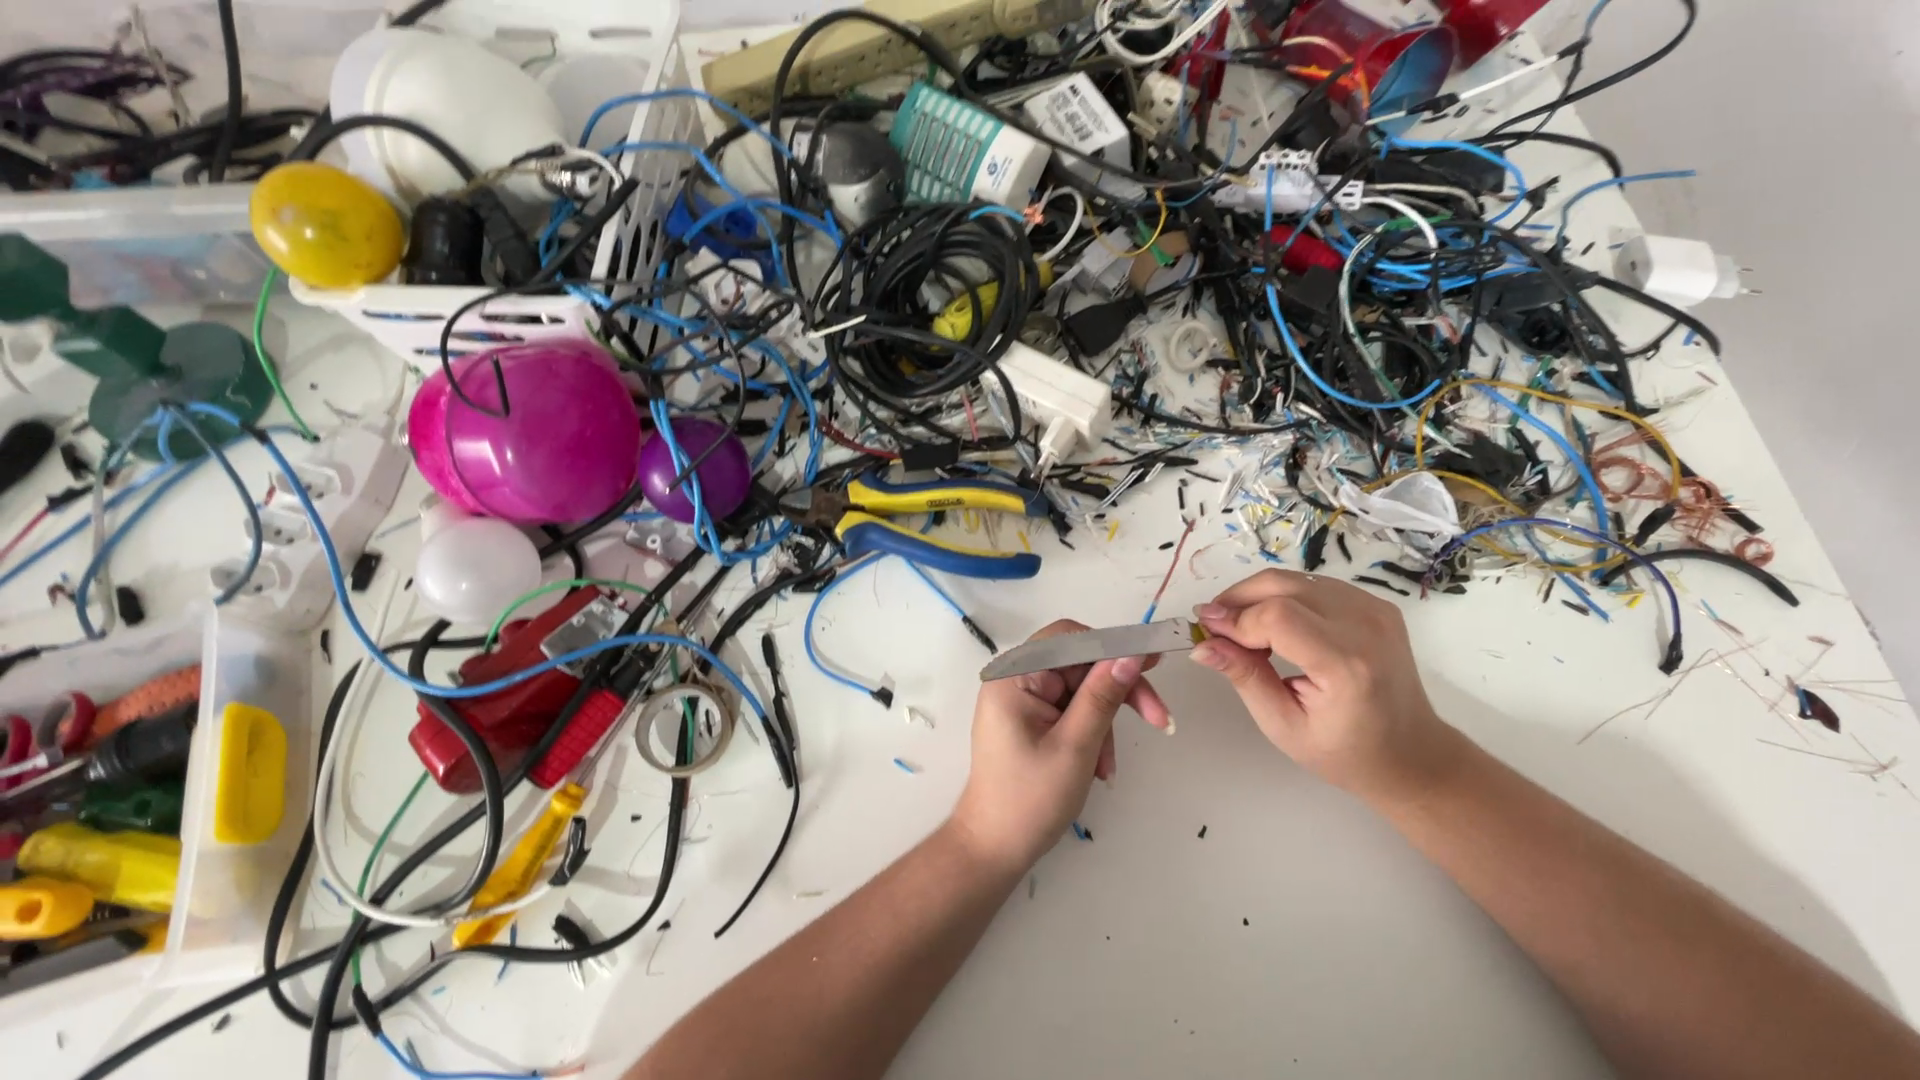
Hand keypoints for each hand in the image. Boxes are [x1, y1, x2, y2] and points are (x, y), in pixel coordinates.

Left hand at [949, 619, 1172, 873]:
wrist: (994, 848)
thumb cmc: (1029, 800)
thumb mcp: (1075, 746)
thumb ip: (1103, 696)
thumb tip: (1131, 654)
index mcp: (1013, 678)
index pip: (1068, 639)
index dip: (1113, 645)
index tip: (1154, 661)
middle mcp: (1014, 680)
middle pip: (1080, 665)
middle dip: (1117, 693)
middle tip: (1159, 719)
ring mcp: (1022, 701)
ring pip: (1082, 691)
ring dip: (1106, 723)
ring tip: (1108, 768)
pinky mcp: (1031, 720)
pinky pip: (1072, 711)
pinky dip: (1092, 734)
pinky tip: (1098, 768)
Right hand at [1186, 569, 1461, 802]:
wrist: (1411, 753)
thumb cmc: (1344, 752)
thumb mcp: (1283, 725)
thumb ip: (1245, 677)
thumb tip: (1203, 644)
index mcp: (1347, 666)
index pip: (1277, 617)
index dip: (1234, 619)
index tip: (1205, 633)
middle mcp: (1366, 626)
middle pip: (1283, 586)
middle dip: (1238, 599)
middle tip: (1213, 626)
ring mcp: (1375, 609)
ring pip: (1295, 579)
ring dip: (1257, 596)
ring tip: (1240, 630)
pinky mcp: (1376, 604)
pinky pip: (1314, 585)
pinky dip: (1282, 597)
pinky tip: (1272, 626)